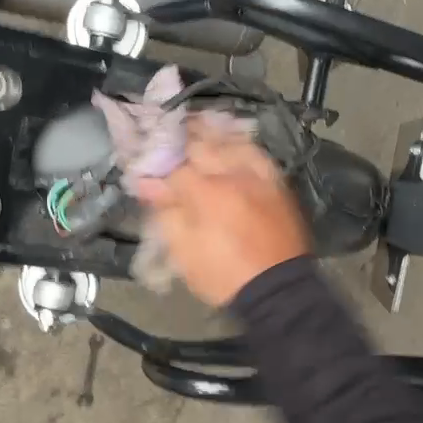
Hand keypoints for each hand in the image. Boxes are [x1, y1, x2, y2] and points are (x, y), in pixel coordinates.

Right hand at [138, 120, 310, 306]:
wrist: (277, 291)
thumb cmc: (224, 276)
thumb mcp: (184, 251)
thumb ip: (166, 212)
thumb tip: (148, 184)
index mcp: (207, 192)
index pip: (174, 168)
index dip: (156, 167)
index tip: (144, 169)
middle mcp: (234, 175)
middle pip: (202, 144)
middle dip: (180, 141)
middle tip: (165, 140)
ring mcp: (259, 177)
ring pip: (232, 142)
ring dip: (211, 134)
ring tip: (196, 130)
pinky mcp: (277, 184)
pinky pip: (258, 154)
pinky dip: (241, 145)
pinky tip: (231, 143)